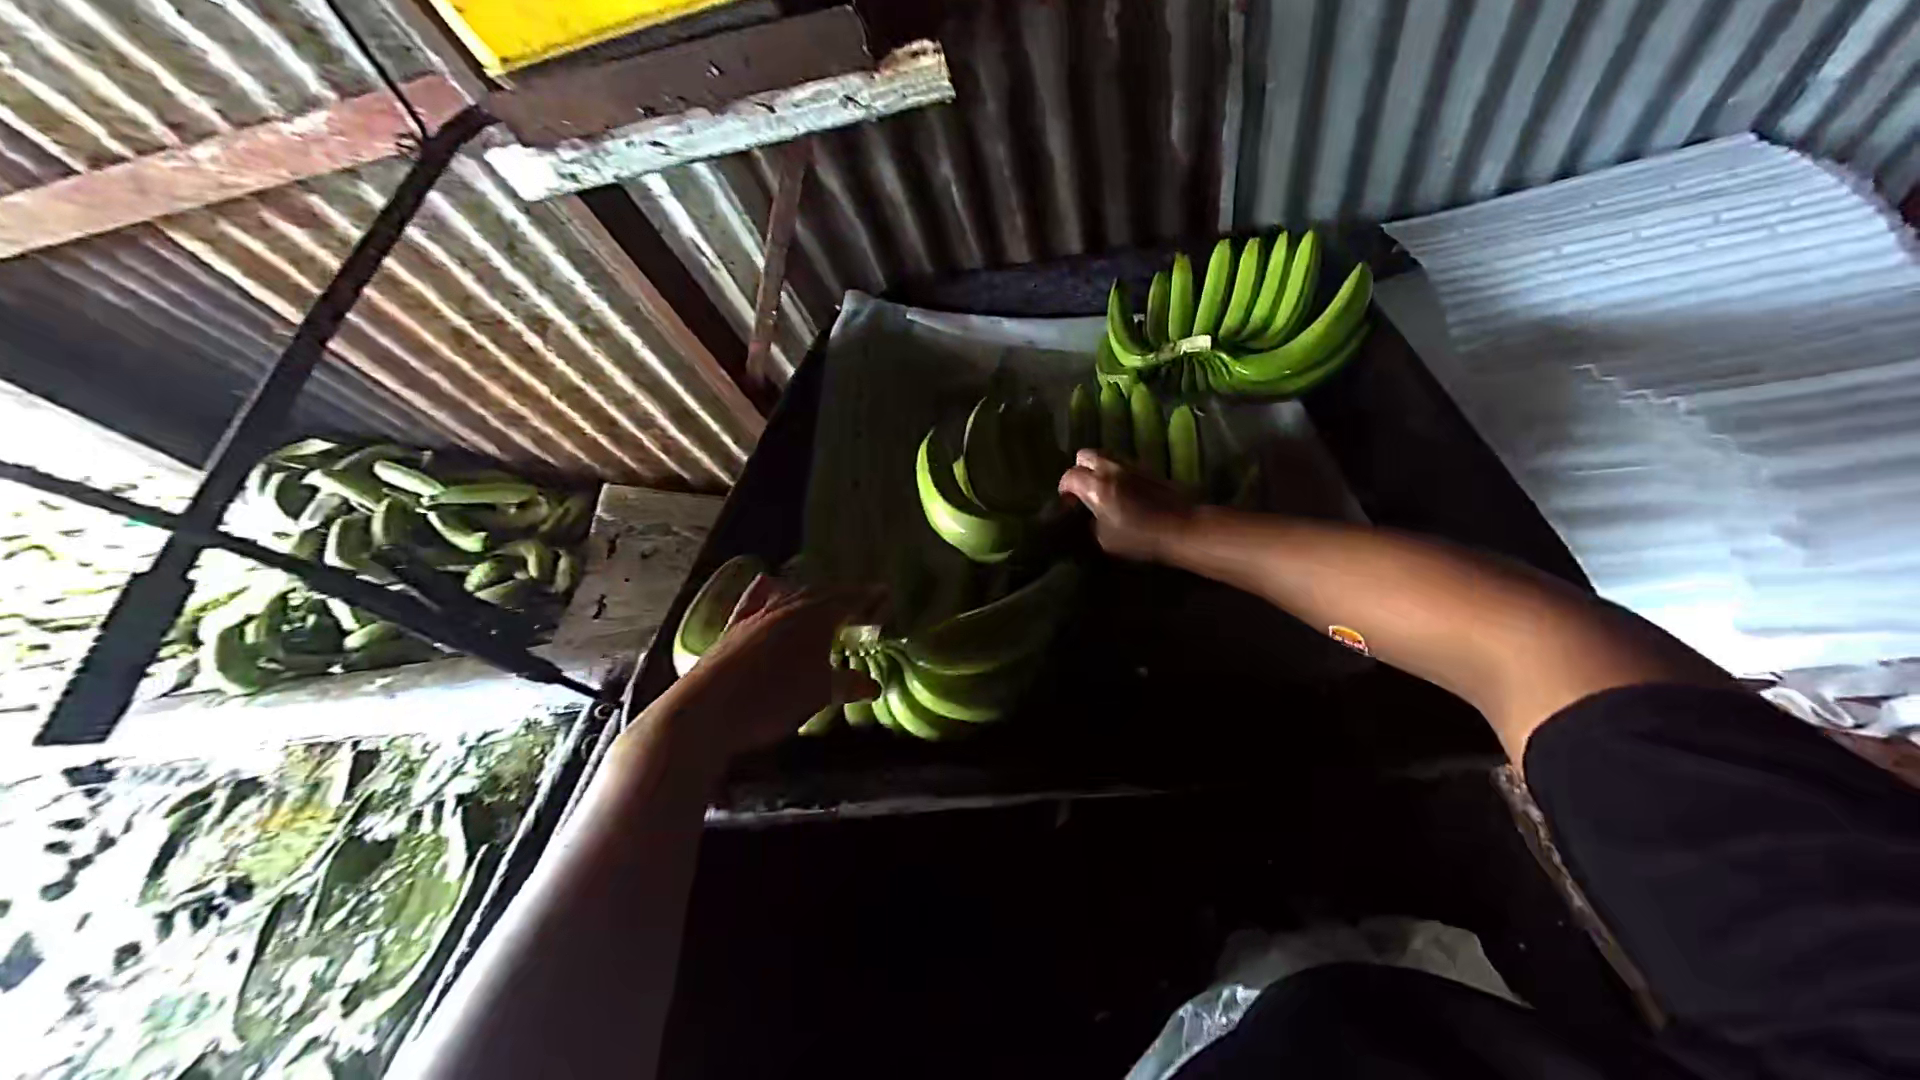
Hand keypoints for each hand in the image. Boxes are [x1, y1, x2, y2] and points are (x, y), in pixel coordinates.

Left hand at [649, 574, 882, 763]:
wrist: (707, 711)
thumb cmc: (772, 699)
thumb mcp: (819, 695)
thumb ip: (848, 685)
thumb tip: (874, 685)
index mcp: (814, 618)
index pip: (849, 600)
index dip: (868, 596)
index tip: (884, 591)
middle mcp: (786, 608)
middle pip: (821, 594)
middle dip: (842, 596)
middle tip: (859, 603)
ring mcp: (756, 616)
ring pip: (789, 594)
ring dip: (809, 594)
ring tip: (822, 597)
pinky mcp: (733, 628)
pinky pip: (755, 600)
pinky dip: (767, 592)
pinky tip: (767, 584)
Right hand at [1058, 450, 1194, 561]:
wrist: (1183, 528)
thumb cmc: (1140, 537)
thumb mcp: (1104, 540)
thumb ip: (1091, 523)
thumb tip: (1090, 517)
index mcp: (1096, 485)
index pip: (1069, 476)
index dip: (1065, 491)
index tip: (1070, 506)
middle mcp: (1111, 468)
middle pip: (1085, 455)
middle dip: (1079, 470)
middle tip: (1084, 491)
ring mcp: (1132, 465)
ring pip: (1106, 455)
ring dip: (1099, 469)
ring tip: (1103, 490)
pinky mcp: (1148, 469)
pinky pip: (1124, 463)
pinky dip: (1117, 473)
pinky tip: (1123, 491)